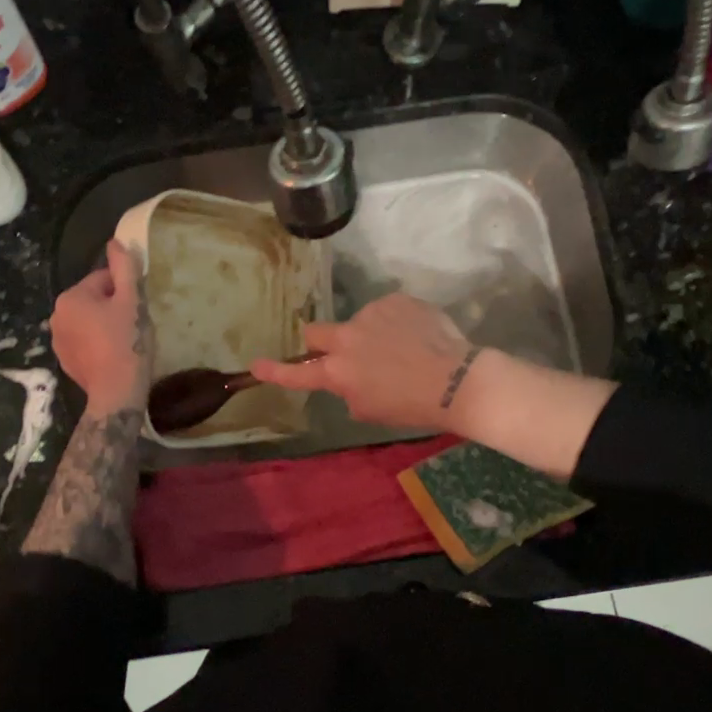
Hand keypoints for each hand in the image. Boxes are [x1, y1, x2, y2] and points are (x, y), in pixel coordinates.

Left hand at [51, 239, 151, 413]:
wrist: (116, 394)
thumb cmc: (126, 344)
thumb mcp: (131, 302)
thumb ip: (124, 268)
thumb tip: (116, 241)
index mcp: (71, 297)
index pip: (103, 280)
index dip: (125, 292)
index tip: (137, 309)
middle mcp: (57, 315)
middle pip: (94, 301)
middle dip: (114, 309)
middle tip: (133, 328)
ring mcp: (58, 340)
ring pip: (89, 322)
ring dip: (105, 326)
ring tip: (125, 343)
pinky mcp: (65, 361)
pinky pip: (84, 343)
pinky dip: (97, 345)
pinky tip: (113, 357)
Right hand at [250, 293, 476, 431]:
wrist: (455, 381)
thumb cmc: (411, 406)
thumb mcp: (371, 410)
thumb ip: (349, 391)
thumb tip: (349, 379)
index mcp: (338, 372)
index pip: (297, 373)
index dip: (274, 371)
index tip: (255, 365)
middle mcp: (346, 338)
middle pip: (317, 332)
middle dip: (322, 341)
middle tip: (346, 354)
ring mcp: (371, 314)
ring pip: (359, 322)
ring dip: (370, 333)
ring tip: (402, 350)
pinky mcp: (396, 300)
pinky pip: (387, 311)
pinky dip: (396, 323)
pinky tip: (416, 337)